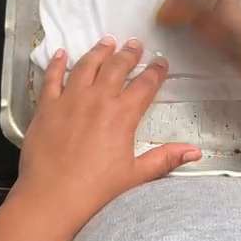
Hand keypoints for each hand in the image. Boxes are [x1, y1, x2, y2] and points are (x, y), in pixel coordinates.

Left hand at [13, 35, 199, 230]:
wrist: (52, 198)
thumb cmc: (96, 191)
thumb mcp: (136, 176)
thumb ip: (165, 159)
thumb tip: (194, 152)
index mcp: (122, 116)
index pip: (144, 85)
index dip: (155, 71)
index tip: (161, 62)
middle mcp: (97, 101)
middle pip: (116, 68)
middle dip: (128, 54)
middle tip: (135, 45)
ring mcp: (69, 101)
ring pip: (86, 66)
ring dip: (98, 52)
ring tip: (106, 42)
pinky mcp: (46, 108)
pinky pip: (51, 78)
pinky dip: (57, 64)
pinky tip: (61, 53)